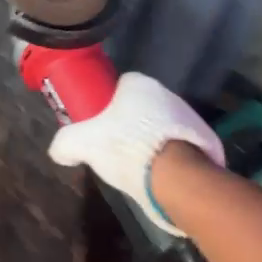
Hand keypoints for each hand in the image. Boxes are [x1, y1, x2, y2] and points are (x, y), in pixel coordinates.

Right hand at [47, 73, 224, 235]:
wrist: (175, 177)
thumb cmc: (126, 148)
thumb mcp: (80, 144)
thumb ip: (64, 143)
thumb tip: (59, 151)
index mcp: (139, 84)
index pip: (119, 86)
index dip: (107, 104)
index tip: (99, 123)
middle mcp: (166, 93)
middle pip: (140, 106)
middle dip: (128, 123)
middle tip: (114, 144)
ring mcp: (189, 116)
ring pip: (159, 125)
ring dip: (149, 139)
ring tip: (135, 163)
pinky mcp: (203, 141)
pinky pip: (177, 144)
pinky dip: (167, 155)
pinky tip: (156, 173)